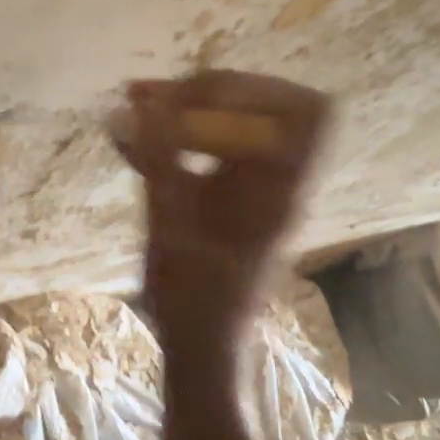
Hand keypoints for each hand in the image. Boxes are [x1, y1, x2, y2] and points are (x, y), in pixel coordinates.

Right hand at [116, 70, 334, 347]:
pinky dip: (177, 139)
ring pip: (236, 128)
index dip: (257, 91)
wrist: (201, 348)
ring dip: (189, 111)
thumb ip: (158, 163)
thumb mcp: (170, 231)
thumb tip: (135, 104)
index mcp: (282, 192)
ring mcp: (255, 192)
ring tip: (135, 105)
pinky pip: (212, 153)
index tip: (195, 97)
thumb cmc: (192, 303)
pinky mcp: (230, 201)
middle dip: (209, 93)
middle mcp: (279, 184)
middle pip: (268, 109)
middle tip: (149, 97)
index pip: (307, 113)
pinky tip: (133, 140)